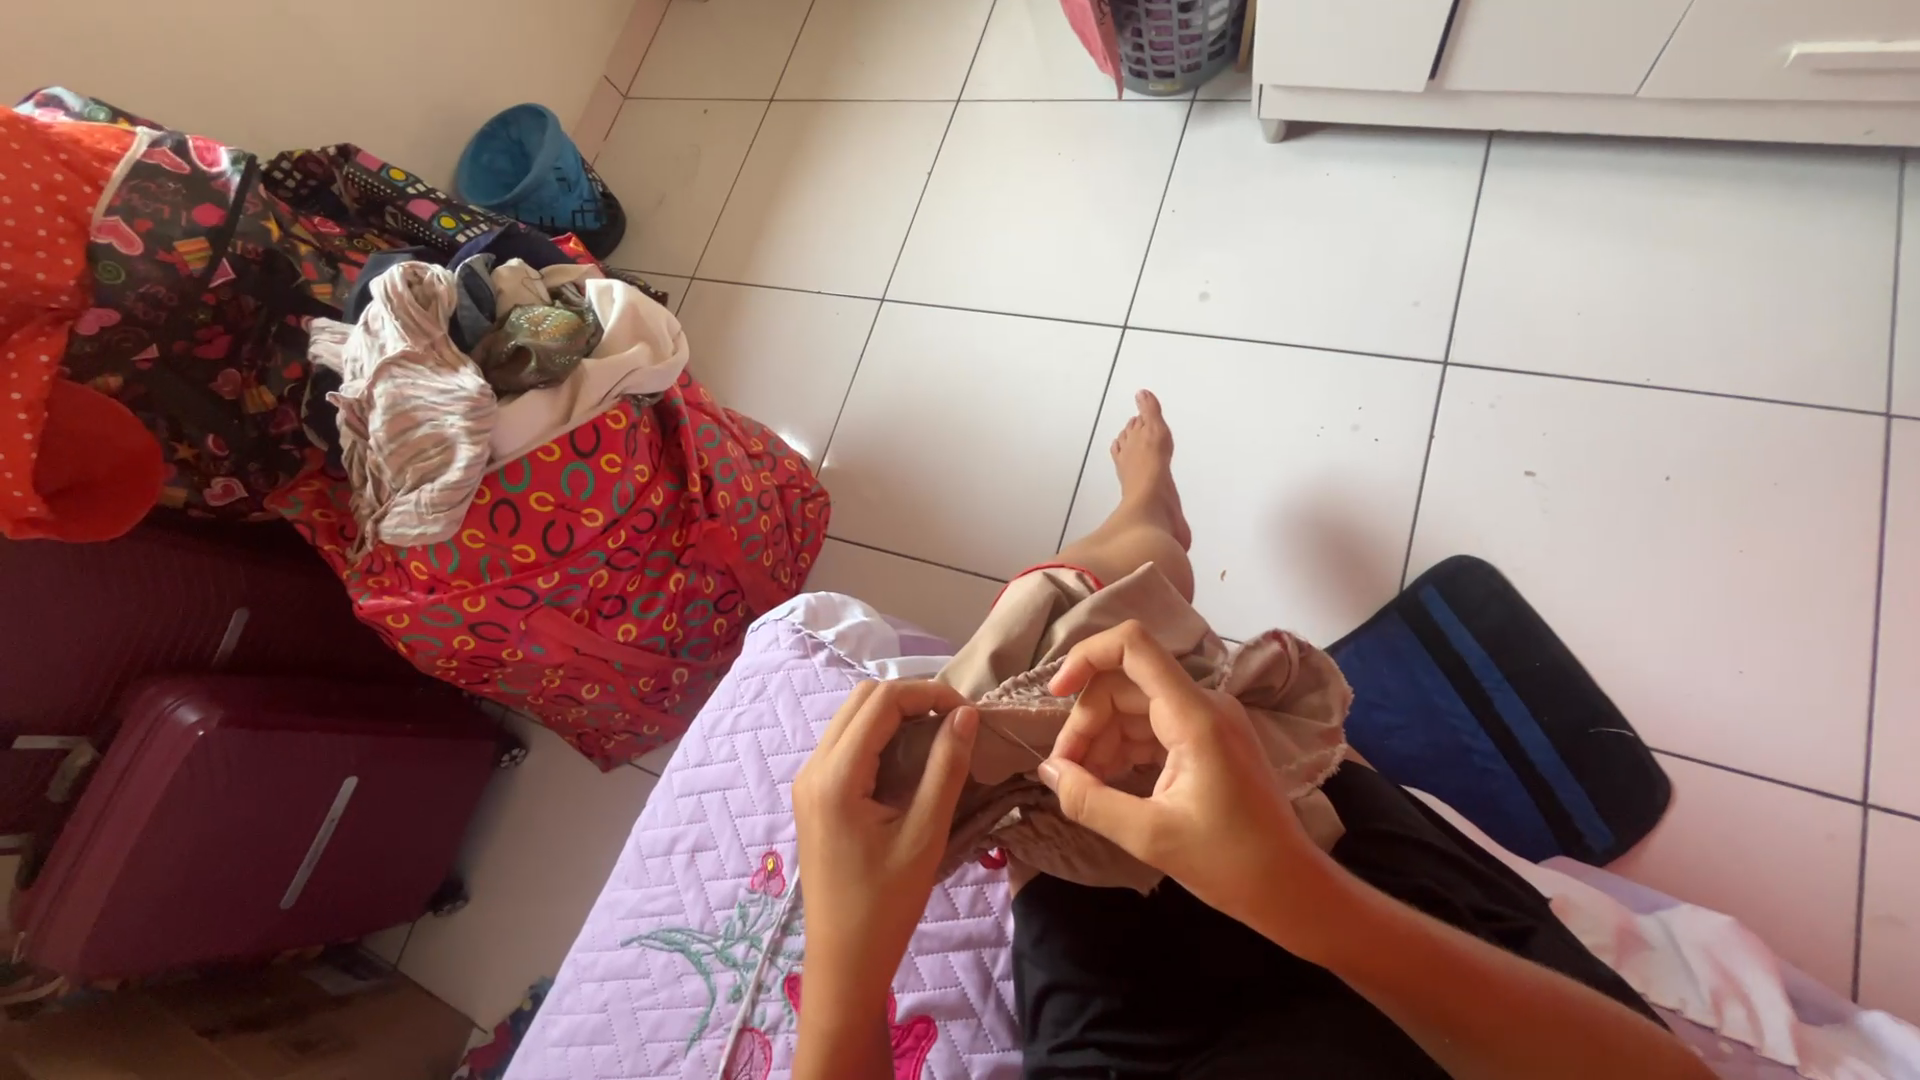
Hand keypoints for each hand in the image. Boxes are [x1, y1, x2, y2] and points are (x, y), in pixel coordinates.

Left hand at [793, 680, 978, 1005]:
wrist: (843, 961)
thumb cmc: (887, 903)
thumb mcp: (926, 833)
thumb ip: (946, 767)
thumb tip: (966, 715)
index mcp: (836, 776)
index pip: (881, 702)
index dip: (927, 693)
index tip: (967, 711)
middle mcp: (813, 767)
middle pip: (862, 698)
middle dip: (911, 697)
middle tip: (954, 718)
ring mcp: (808, 780)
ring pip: (851, 716)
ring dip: (894, 712)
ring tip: (937, 732)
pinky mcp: (813, 793)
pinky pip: (846, 741)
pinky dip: (879, 733)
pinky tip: (909, 755)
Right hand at [1039, 621, 1336, 945]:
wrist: (1292, 890)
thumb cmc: (1231, 864)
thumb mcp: (1150, 837)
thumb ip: (1089, 801)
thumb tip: (1047, 771)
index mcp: (1195, 715)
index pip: (1133, 646)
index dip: (1086, 656)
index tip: (1055, 694)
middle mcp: (1202, 703)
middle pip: (1123, 685)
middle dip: (1086, 723)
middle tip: (1065, 773)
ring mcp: (1205, 719)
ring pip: (1131, 707)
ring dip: (1099, 740)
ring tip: (1082, 786)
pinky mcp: (1204, 739)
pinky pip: (1149, 727)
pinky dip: (1121, 749)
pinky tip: (1105, 783)